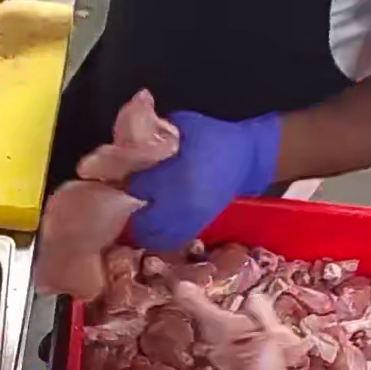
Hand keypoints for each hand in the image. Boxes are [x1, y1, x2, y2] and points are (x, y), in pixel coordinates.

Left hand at [128, 111, 281, 250]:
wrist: (245, 159)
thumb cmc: (213, 139)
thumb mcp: (184, 127)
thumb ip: (156, 134)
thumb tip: (130, 141)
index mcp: (175, 177)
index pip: (138, 188)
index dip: (128, 183)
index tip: (124, 179)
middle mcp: (178, 204)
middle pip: (141, 219)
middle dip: (132, 210)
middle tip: (129, 201)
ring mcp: (186, 222)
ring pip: (151, 236)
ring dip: (142, 227)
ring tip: (140, 215)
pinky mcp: (193, 231)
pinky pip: (166, 243)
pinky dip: (156, 236)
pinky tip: (154, 225)